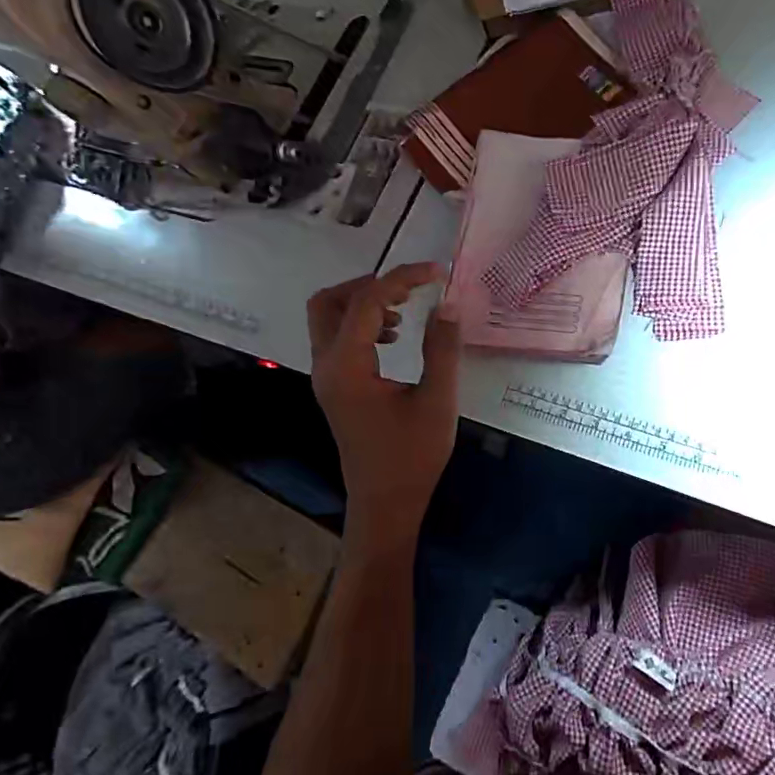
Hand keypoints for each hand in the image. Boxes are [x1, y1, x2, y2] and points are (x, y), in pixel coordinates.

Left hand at [307, 263, 461, 521]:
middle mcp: (327, 366)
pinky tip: (395, 338)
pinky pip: (337, 339)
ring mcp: (327, 377)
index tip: (437, 272)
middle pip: (327, 302)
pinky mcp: (336, 387)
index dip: (400, 278)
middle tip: (410, 289)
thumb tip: (448, 305)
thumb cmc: (413, 455)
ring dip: (363, 304)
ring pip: (328, 319)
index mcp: (347, 366)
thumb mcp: (438, 400)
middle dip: (369, 285)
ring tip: (405, 313)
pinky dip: (362, 325)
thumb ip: (442, 349)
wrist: (386, 501)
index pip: (365, 302)